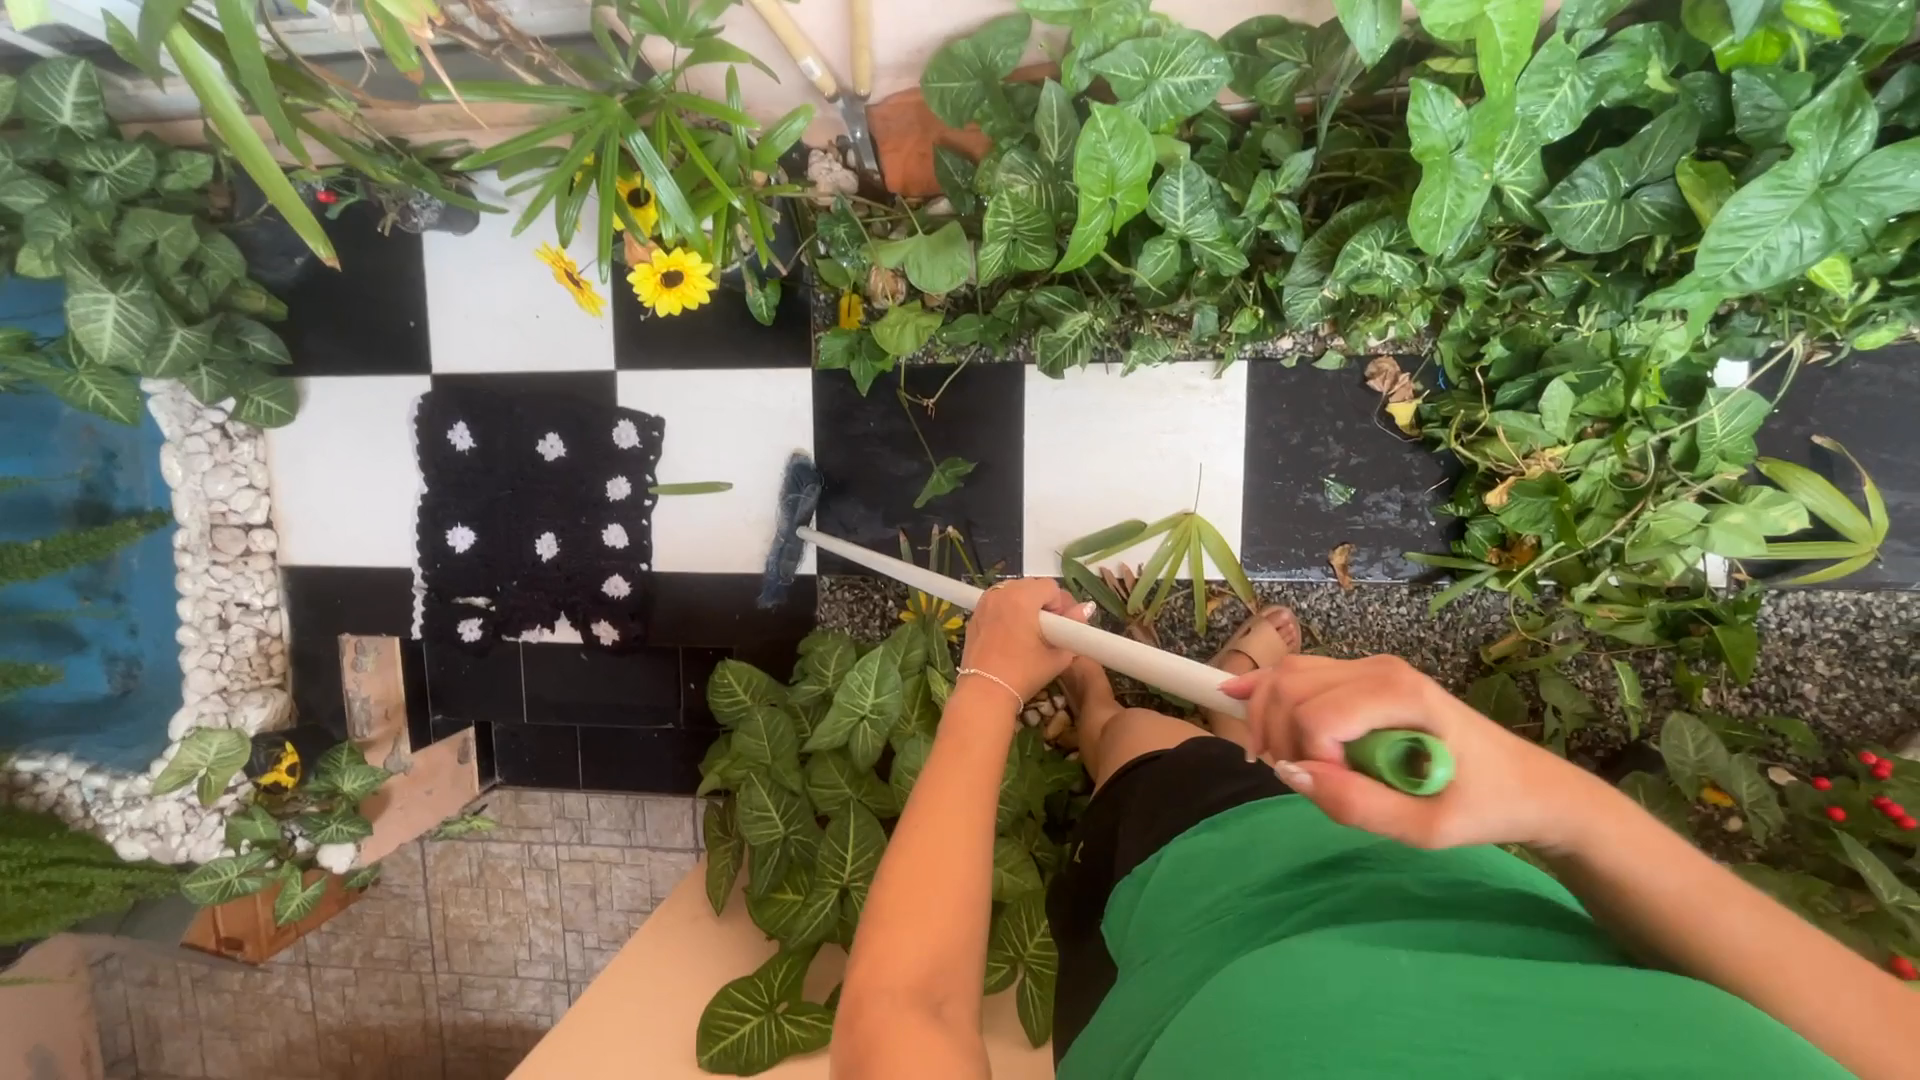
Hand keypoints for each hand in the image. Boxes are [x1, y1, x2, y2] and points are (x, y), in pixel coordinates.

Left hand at [957, 579, 1090, 703]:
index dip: (1061, 604)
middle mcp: (1000, 594)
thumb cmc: (1024, 673)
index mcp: (1021, 598)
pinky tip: (1012, 634)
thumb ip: (1074, 628)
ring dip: (1025, 604)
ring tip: (1031, 630)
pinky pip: (998, 603)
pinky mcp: (974, 615)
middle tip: (1050, 628)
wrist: (985, 692)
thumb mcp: (1057, 654)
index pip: (1051, 586)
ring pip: (1012, 592)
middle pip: (1031, 585)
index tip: (1063, 625)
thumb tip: (1085, 610)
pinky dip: (1008, 610)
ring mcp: (984, 603)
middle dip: (1043, 602)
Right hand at [1222, 655, 1610, 852]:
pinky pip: (1298, 673)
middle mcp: (1379, 668)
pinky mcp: (1361, 675)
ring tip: (1271, 756)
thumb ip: (1355, 805)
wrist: (1529, 786)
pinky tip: (1234, 695)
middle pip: (1290, 688)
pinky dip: (1264, 688)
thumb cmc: (1484, 807)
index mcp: (1401, 696)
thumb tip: (1288, 774)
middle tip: (1292, 779)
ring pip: (1287, 675)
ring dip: (1264, 714)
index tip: (1335, 791)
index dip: (1309, 759)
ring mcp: (1369, 666)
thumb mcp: (1427, 829)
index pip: (1317, 717)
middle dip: (1275, 735)